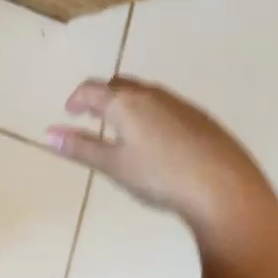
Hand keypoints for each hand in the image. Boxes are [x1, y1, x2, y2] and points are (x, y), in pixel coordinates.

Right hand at [48, 77, 277, 245]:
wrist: (229, 192)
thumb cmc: (162, 178)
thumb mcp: (114, 167)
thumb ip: (80, 148)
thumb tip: (47, 133)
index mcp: (125, 102)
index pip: (92, 89)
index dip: (76, 99)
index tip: (70, 113)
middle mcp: (151, 94)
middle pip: (119, 85)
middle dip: (102, 97)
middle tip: (93, 117)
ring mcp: (180, 104)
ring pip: (145, 94)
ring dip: (128, 104)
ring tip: (124, 130)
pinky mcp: (203, 119)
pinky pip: (167, 107)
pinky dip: (152, 114)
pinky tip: (160, 143)